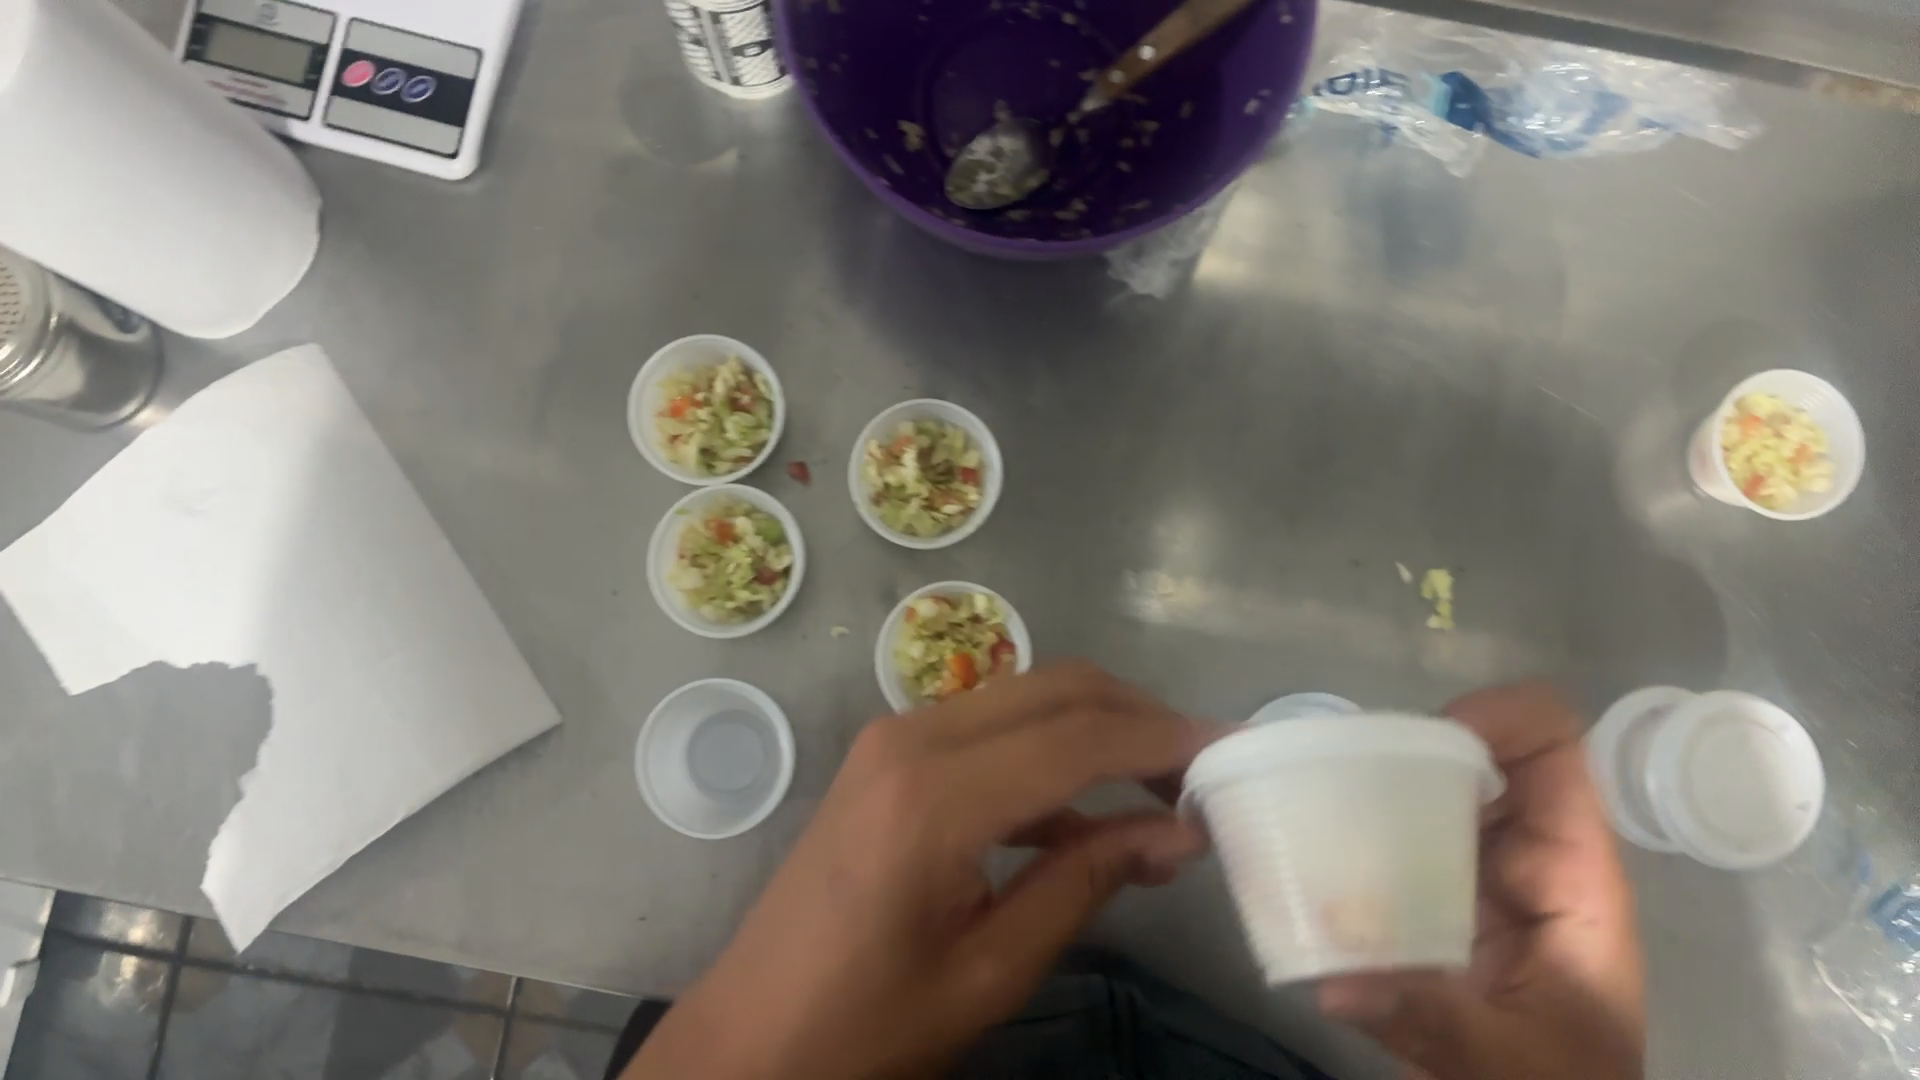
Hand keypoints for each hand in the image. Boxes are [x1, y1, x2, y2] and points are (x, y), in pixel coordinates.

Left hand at [623, 662, 1211, 1079]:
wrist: (750, 1031)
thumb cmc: (867, 1024)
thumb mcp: (990, 969)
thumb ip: (1086, 883)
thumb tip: (1179, 834)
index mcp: (936, 797)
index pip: (1078, 738)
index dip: (1163, 740)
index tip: (1230, 752)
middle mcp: (914, 738)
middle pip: (1056, 688)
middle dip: (1138, 714)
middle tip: (1201, 765)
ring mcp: (895, 736)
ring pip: (1025, 697)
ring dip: (1097, 726)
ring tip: (1160, 786)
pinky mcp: (889, 752)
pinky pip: (990, 727)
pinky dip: (1048, 751)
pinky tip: (1083, 814)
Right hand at [1318, 683, 1645, 1079]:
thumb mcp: (1510, 1066)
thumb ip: (1433, 1021)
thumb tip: (1335, 984)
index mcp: (1570, 875)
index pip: (1553, 753)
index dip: (1499, 718)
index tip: (1420, 734)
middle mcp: (1521, 854)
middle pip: (1473, 756)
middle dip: (1404, 744)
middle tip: (1326, 764)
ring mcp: (1473, 870)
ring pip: (1427, 789)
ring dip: (1369, 779)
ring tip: (1296, 787)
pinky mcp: (1430, 892)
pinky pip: (1393, 832)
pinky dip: (1351, 822)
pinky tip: (1300, 837)